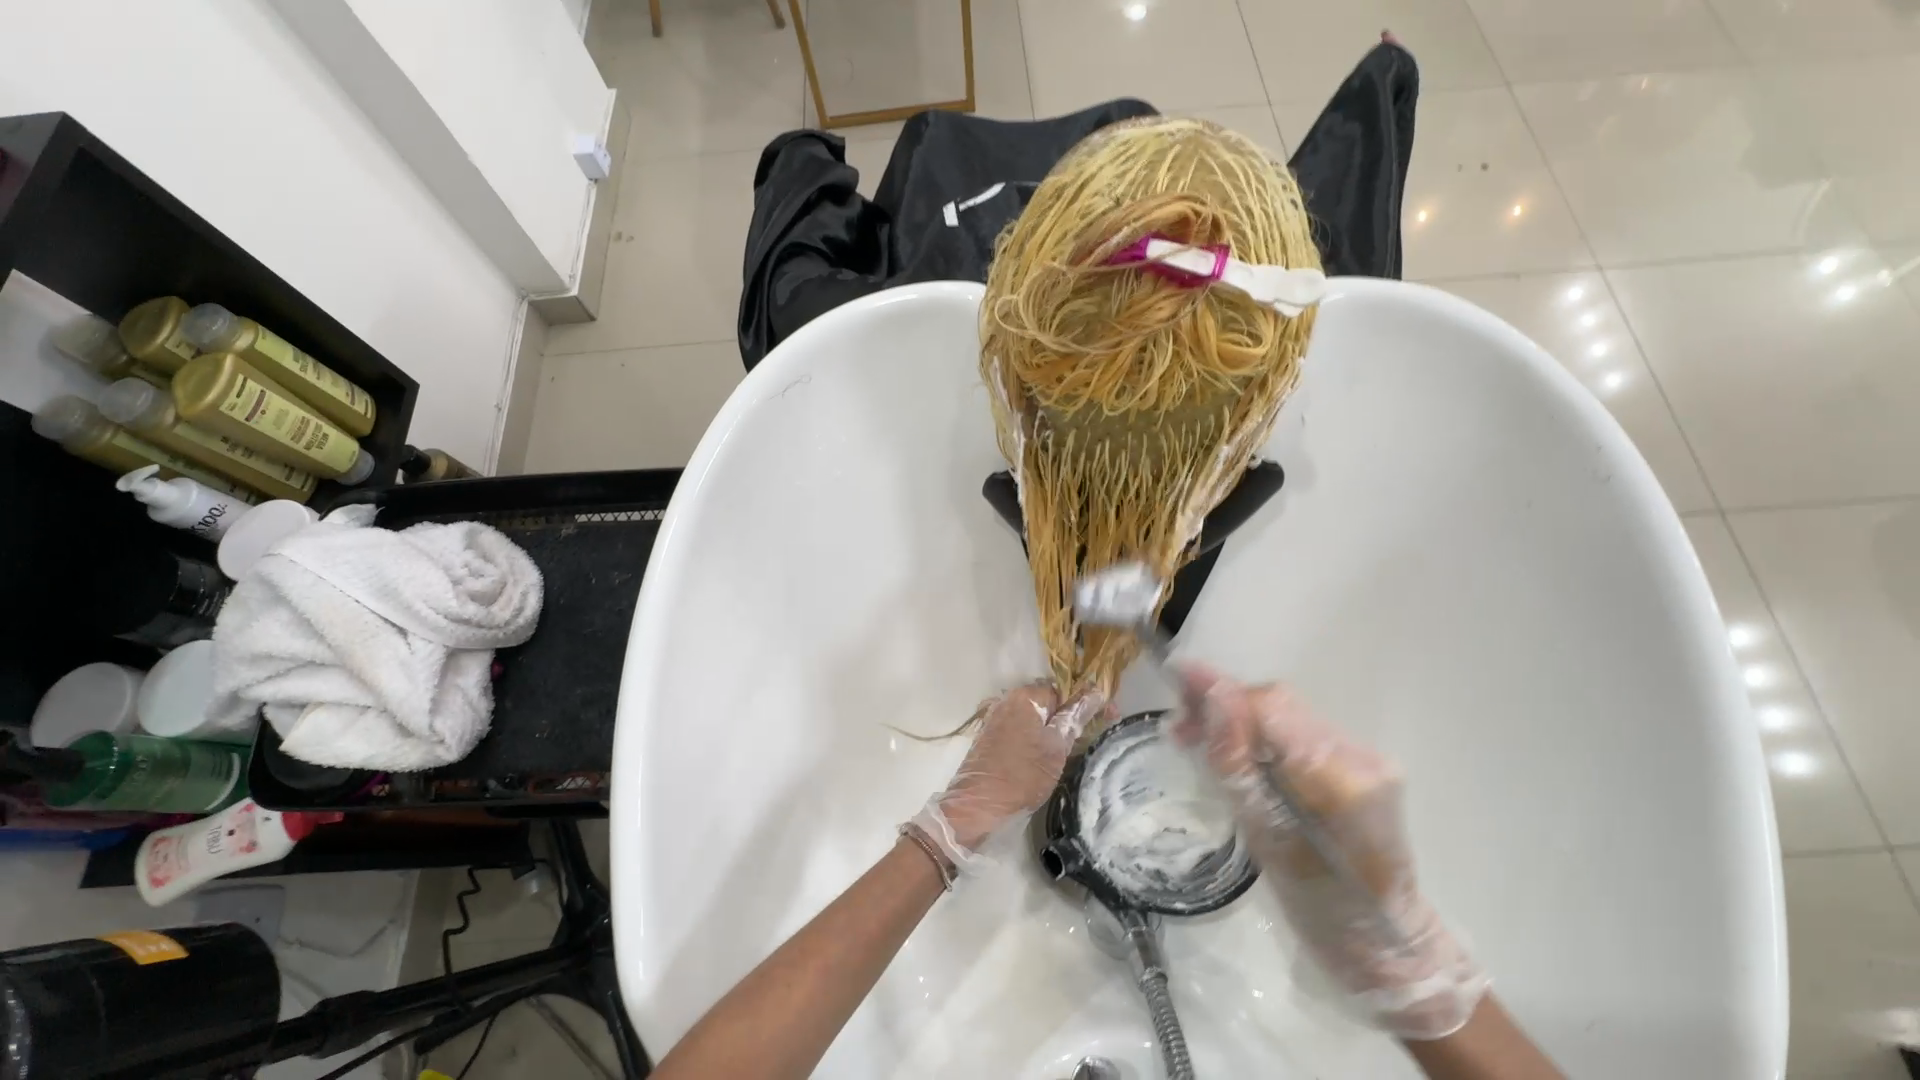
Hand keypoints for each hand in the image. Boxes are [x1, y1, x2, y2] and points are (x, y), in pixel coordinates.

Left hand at [909, 682, 1101, 873]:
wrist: (979, 806)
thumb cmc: (1023, 775)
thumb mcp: (1057, 747)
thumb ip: (1076, 716)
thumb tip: (1096, 690)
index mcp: (1026, 696)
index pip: (1065, 688)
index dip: (1088, 702)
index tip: (1109, 716)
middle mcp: (1008, 700)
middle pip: (1049, 701)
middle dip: (1071, 715)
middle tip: (1092, 735)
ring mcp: (996, 718)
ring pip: (1035, 717)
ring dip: (1053, 728)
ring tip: (1072, 748)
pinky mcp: (990, 737)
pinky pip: (1021, 728)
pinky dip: (1036, 737)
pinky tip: (1046, 754)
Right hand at [1178, 663, 1487, 1040]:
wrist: (1385, 944)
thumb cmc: (1319, 908)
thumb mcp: (1266, 841)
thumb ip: (1238, 766)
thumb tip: (1212, 700)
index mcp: (1340, 780)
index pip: (1271, 709)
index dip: (1220, 690)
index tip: (1175, 677)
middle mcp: (1361, 756)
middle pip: (1279, 704)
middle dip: (1225, 706)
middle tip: (1180, 727)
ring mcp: (1367, 758)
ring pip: (1287, 717)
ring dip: (1241, 722)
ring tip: (1200, 740)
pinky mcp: (1363, 765)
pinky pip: (1300, 735)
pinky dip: (1264, 739)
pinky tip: (1242, 759)